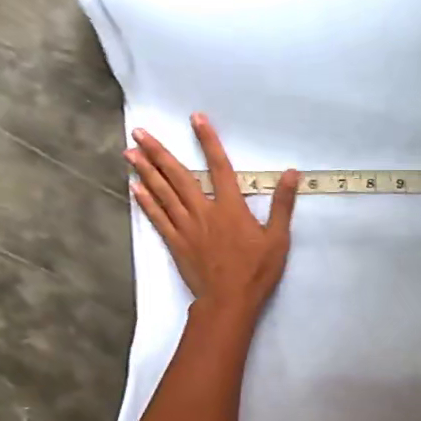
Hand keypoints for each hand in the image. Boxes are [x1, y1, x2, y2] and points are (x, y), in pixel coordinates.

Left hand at [125, 114, 297, 318]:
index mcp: (230, 208)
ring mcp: (186, 227)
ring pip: (162, 193)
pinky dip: (145, 202)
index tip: (196, 119)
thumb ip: (282, 204)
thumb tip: (291, 173)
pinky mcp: (175, 243)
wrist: (229, 301)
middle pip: (178, 176)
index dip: (208, 140)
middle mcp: (204, 211)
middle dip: (158, 152)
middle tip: (139, 132)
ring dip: (146, 171)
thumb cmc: (257, 271)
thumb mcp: (278, 238)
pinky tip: (135, 188)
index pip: (219, 166)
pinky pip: (157, 217)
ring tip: (130, 152)